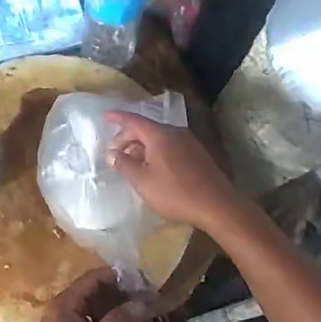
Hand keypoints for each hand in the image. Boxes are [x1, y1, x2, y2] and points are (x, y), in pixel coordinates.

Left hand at [5, 269, 156, 321]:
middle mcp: (68, 316)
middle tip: (157, 313)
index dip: (124, 278)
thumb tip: (145, 301)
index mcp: (66, 305)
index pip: (98, 277)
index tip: (151, 286)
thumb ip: (120, 321)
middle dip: (131, 304)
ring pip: (107, 321)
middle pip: (104, 298)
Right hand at [104, 111, 241, 231]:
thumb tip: (112, 153)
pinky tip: (153, 168)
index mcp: (159, 135)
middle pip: (146, 128)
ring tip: (131, 163)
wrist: (216, 205)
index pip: (133, 120)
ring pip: (159, 138)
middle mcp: (175, 132)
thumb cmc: (175, 193)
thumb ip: (124, 164)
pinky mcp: (197, 154)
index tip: (105, 116)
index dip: (117, 118)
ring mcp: (189, 142)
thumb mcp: (143, 181)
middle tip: (114, 153)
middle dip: (127, 138)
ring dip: (142, 147)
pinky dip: (156, 152)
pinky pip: (171, 146)